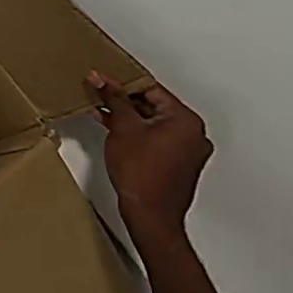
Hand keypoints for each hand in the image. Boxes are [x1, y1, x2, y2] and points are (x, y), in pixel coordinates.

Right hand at [87, 71, 212, 242]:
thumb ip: (113, 98)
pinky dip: (134, 130)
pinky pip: (154, 136)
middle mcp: (192, 133)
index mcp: (185, 120)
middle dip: (123, 97)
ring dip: (126, 114)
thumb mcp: (123, 126)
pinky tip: (111, 125)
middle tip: (99, 90)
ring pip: (151, 121)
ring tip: (100, 107)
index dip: (122, 81)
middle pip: (152, 104)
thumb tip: (101, 79)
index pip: (151, 88)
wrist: (149, 214)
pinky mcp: (176, 162)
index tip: (103, 78)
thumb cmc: (142, 173)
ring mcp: (186, 150)